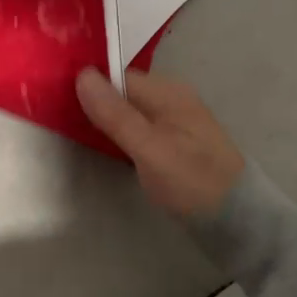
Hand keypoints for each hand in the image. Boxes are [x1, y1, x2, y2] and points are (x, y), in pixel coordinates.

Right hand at [76, 68, 244, 216]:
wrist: (238, 222)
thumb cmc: (192, 182)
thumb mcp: (149, 149)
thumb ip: (115, 113)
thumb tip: (81, 74)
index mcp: (167, 91)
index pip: (117, 76)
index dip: (89, 85)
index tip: (58, 99)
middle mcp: (171, 99)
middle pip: (122, 91)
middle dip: (95, 102)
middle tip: (62, 118)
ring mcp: (174, 121)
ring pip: (128, 110)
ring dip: (106, 118)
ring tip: (77, 131)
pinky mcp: (173, 143)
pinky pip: (137, 126)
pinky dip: (120, 132)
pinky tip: (106, 145)